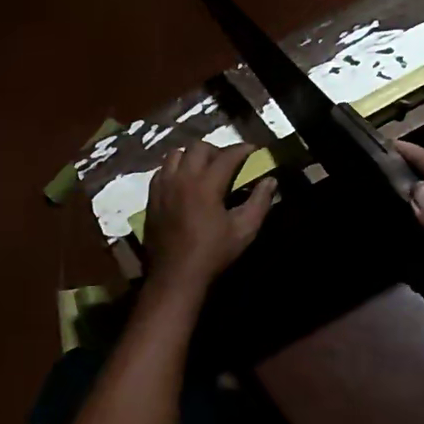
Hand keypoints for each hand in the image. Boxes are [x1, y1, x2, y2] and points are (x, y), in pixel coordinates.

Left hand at [143, 142, 275, 289]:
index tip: (253, 149)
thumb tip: (271, 181)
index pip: (227, 155)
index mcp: (206, 184)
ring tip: (204, 168)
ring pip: (175, 154)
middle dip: (217, 150)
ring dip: (193, 156)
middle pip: (198, 147)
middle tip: (229, 162)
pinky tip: (184, 182)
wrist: (176, 275)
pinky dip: (175, 169)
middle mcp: (182, 178)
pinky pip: (162, 171)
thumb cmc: (213, 253)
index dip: (242, 149)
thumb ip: (260, 202)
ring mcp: (163, 187)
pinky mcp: (152, 198)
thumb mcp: (244, 230)